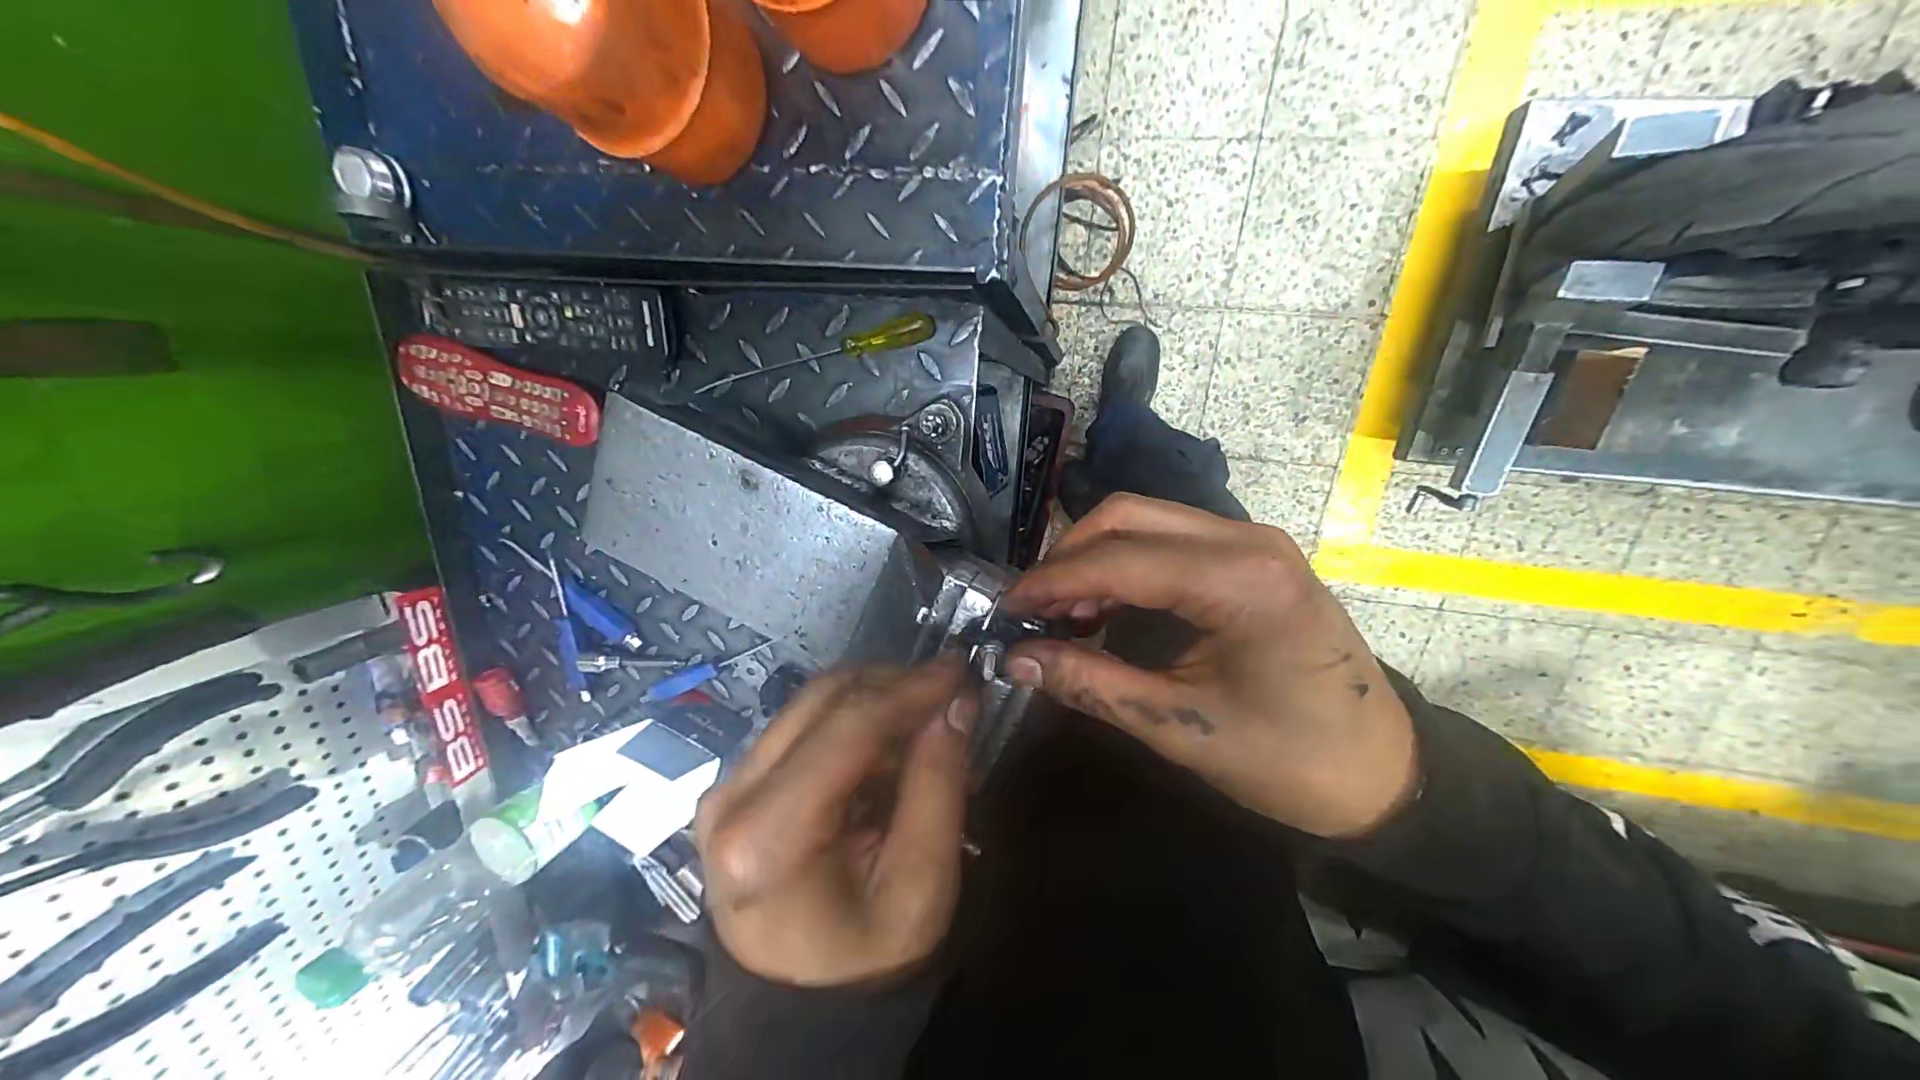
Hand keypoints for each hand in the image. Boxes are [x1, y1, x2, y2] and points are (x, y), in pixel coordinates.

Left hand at [694, 661, 973, 985]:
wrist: (802, 993)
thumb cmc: (865, 951)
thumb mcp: (921, 884)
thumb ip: (938, 787)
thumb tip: (955, 703)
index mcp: (767, 838)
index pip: (846, 728)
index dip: (909, 689)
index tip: (959, 670)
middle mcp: (730, 800)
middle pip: (823, 701)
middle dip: (894, 685)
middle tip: (948, 693)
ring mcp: (725, 786)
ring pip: (810, 702)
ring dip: (875, 700)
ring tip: (922, 726)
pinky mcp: (735, 782)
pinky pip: (801, 723)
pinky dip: (852, 720)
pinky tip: (886, 746)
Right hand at [1003, 495, 1418, 837]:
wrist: (1384, 773)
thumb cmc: (1289, 760)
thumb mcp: (1180, 726)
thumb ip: (1091, 683)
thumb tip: (1015, 658)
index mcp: (1239, 580)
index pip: (1118, 560)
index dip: (1050, 582)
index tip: (1005, 610)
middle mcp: (1247, 540)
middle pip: (1126, 516)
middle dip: (1068, 558)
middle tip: (1032, 611)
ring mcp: (1253, 541)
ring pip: (1146, 520)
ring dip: (1094, 557)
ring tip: (1062, 613)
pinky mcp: (1252, 556)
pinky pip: (1170, 539)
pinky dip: (1125, 564)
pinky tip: (1105, 606)